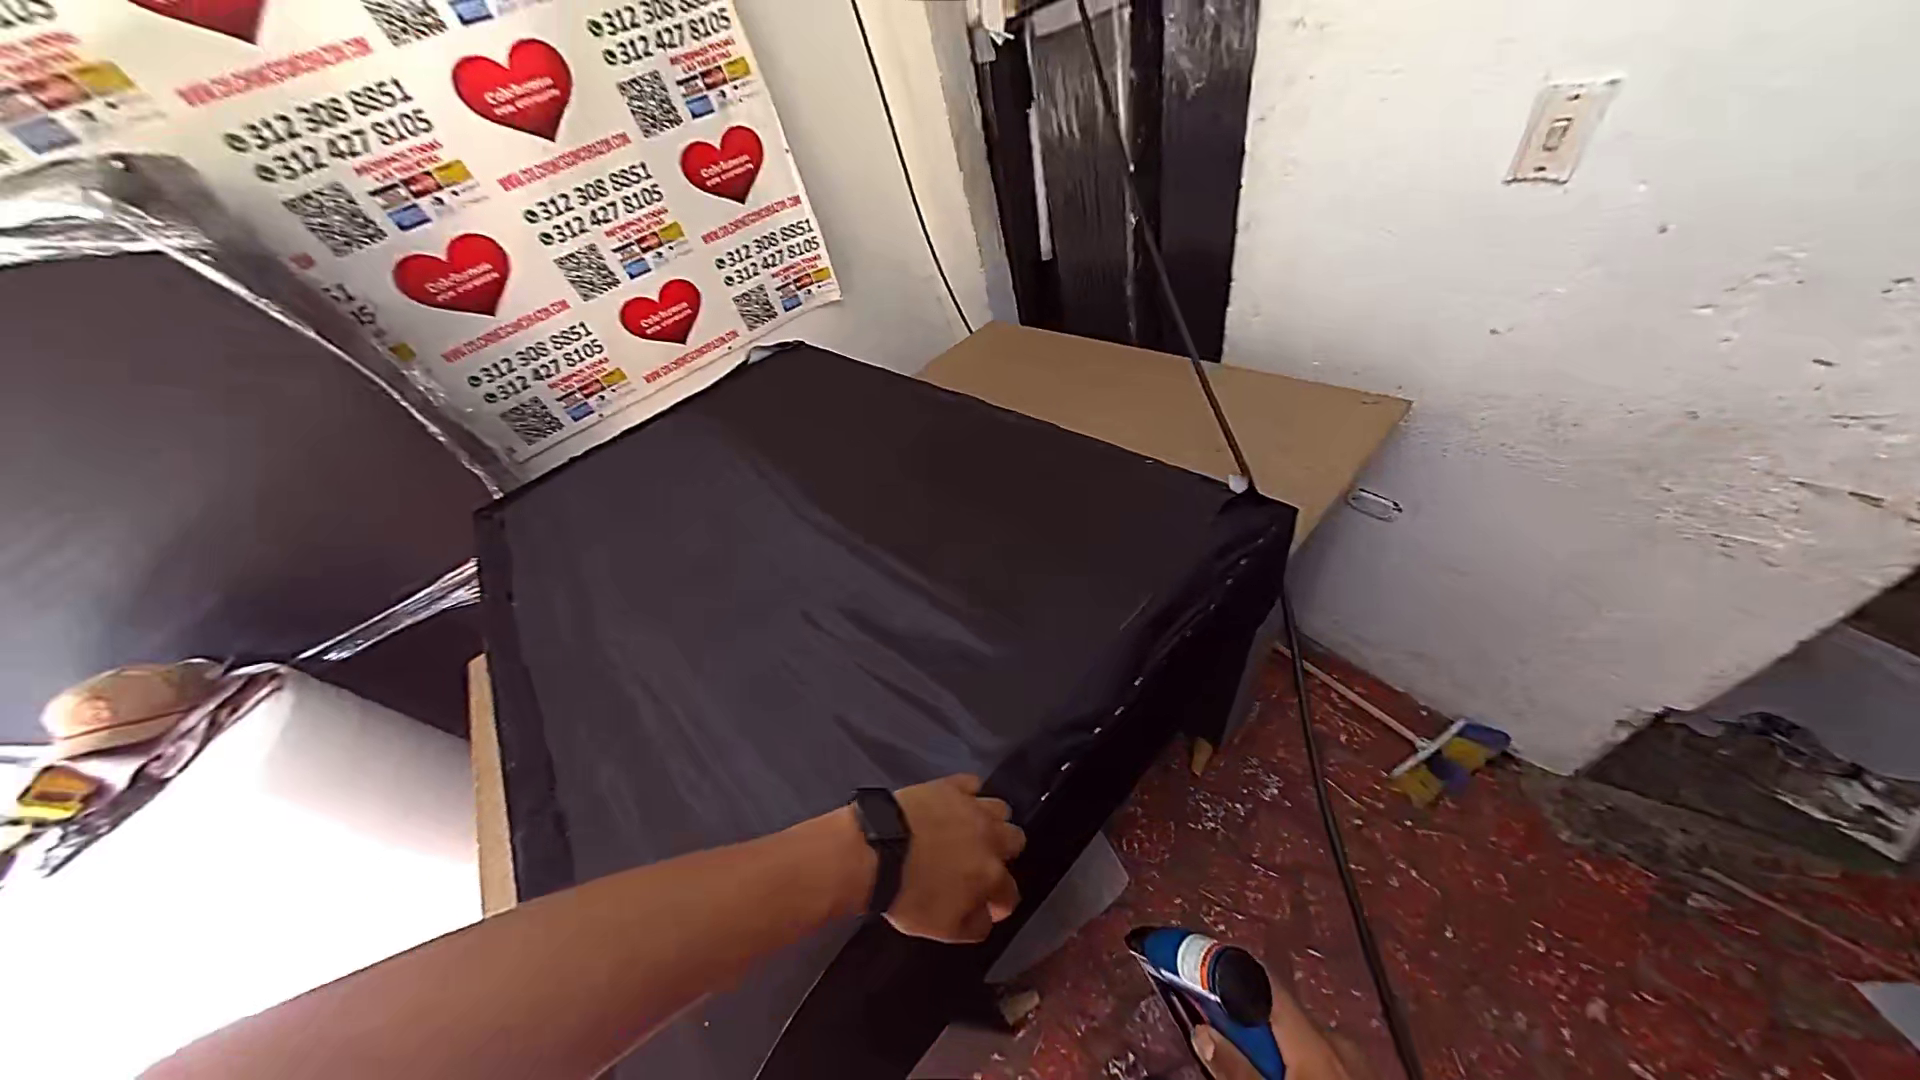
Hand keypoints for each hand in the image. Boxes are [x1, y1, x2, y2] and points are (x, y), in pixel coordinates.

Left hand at [885, 774, 1026, 942]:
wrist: (876, 851)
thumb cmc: (908, 894)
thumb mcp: (944, 930)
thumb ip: (976, 926)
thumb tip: (988, 916)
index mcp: (991, 875)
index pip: (1011, 892)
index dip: (1000, 903)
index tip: (986, 905)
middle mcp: (990, 837)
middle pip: (1016, 841)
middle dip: (1003, 854)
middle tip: (979, 861)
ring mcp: (972, 807)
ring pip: (1001, 809)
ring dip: (992, 821)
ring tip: (971, 830)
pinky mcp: (952, 785)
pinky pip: (973, 784)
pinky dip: (969, 793)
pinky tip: (957, 804)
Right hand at [1190, 968, 1375, 1079]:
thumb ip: (1237, 1072)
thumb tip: (1200, 1031)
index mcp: (1314, 1042)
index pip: (1265, 981)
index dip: (1229, 970)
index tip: (1197, 973)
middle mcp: (1338, 1041)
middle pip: (1279, 1014)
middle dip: (1249, 1027)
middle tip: (1223, 1047)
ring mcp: (1357, 1062)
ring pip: (1299, 1040)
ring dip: (1274, 1052)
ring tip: (1259, 1076)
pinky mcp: (1363, 1078)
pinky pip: (1321, 1061)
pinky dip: (1298, 1068)